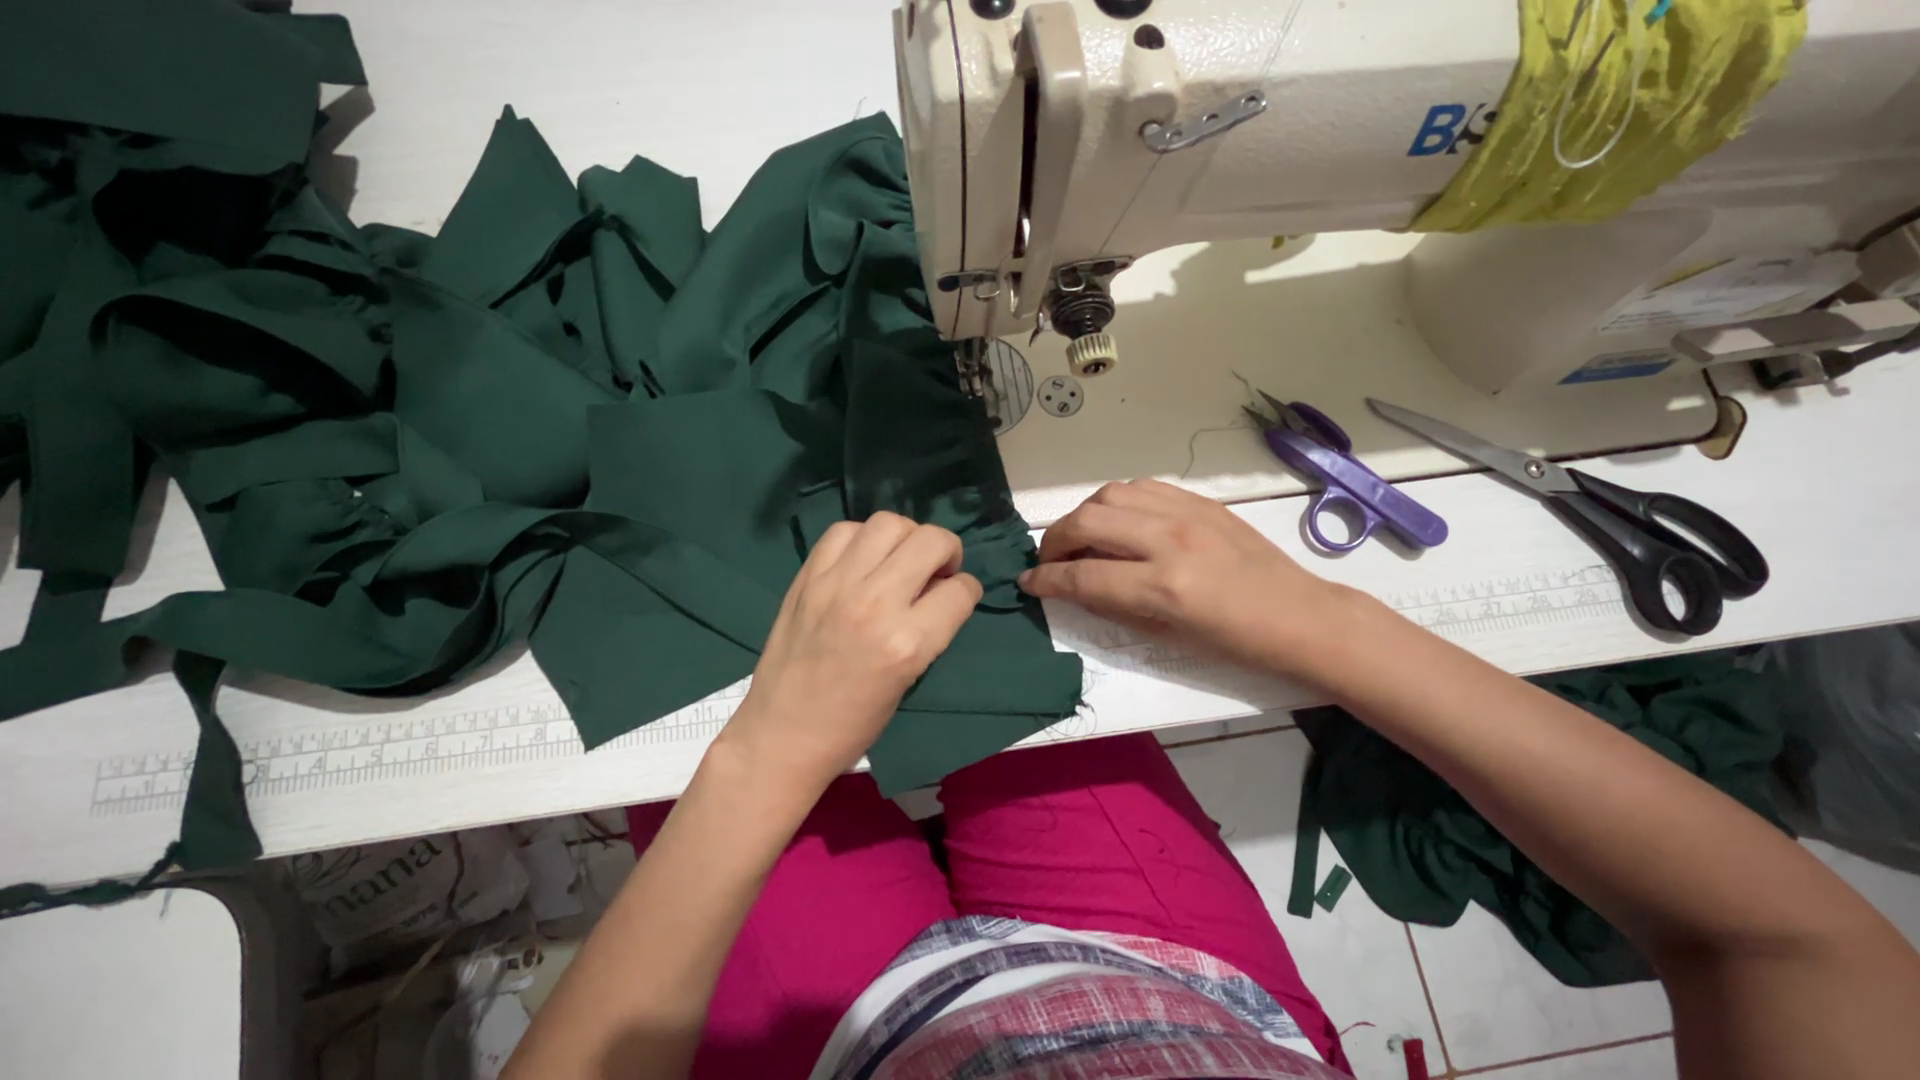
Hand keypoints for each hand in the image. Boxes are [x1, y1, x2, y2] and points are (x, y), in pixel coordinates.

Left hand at [721, 512, 981, 794]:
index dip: (966, 591)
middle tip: (936, 571)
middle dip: (946, 551)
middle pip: (930, 541)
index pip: (960, 590)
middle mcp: (876, 604)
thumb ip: (930, 628)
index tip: (956, 598)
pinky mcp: (807, 577)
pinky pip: (844, 531)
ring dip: (906, 537)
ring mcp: (837, 584)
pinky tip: (862, 561)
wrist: (784, 733)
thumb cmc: (854, 722)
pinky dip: (862, 539)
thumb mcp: (910, 678)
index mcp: (907, 643)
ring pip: (889, 523)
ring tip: (899, 560)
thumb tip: (941, 586)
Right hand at [1018, 479, 1357, 677]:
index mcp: (1165, 587)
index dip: (1046, 580)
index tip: (1027, 583)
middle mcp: (1170, 540)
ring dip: (1083, 515)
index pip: (1084, 575)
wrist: (1299, 615)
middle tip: (1047, 560)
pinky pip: (1141, 488)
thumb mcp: (1168, 635)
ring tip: (1080, 538)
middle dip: (1054, 541)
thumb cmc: (1235, 642)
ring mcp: (1187, 514)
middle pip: (1087, 522)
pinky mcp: (1200, 501)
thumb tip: (1072, 587)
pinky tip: (1117, 521)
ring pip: (1110, 495)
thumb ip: (1114, 606)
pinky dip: (1117, 502)